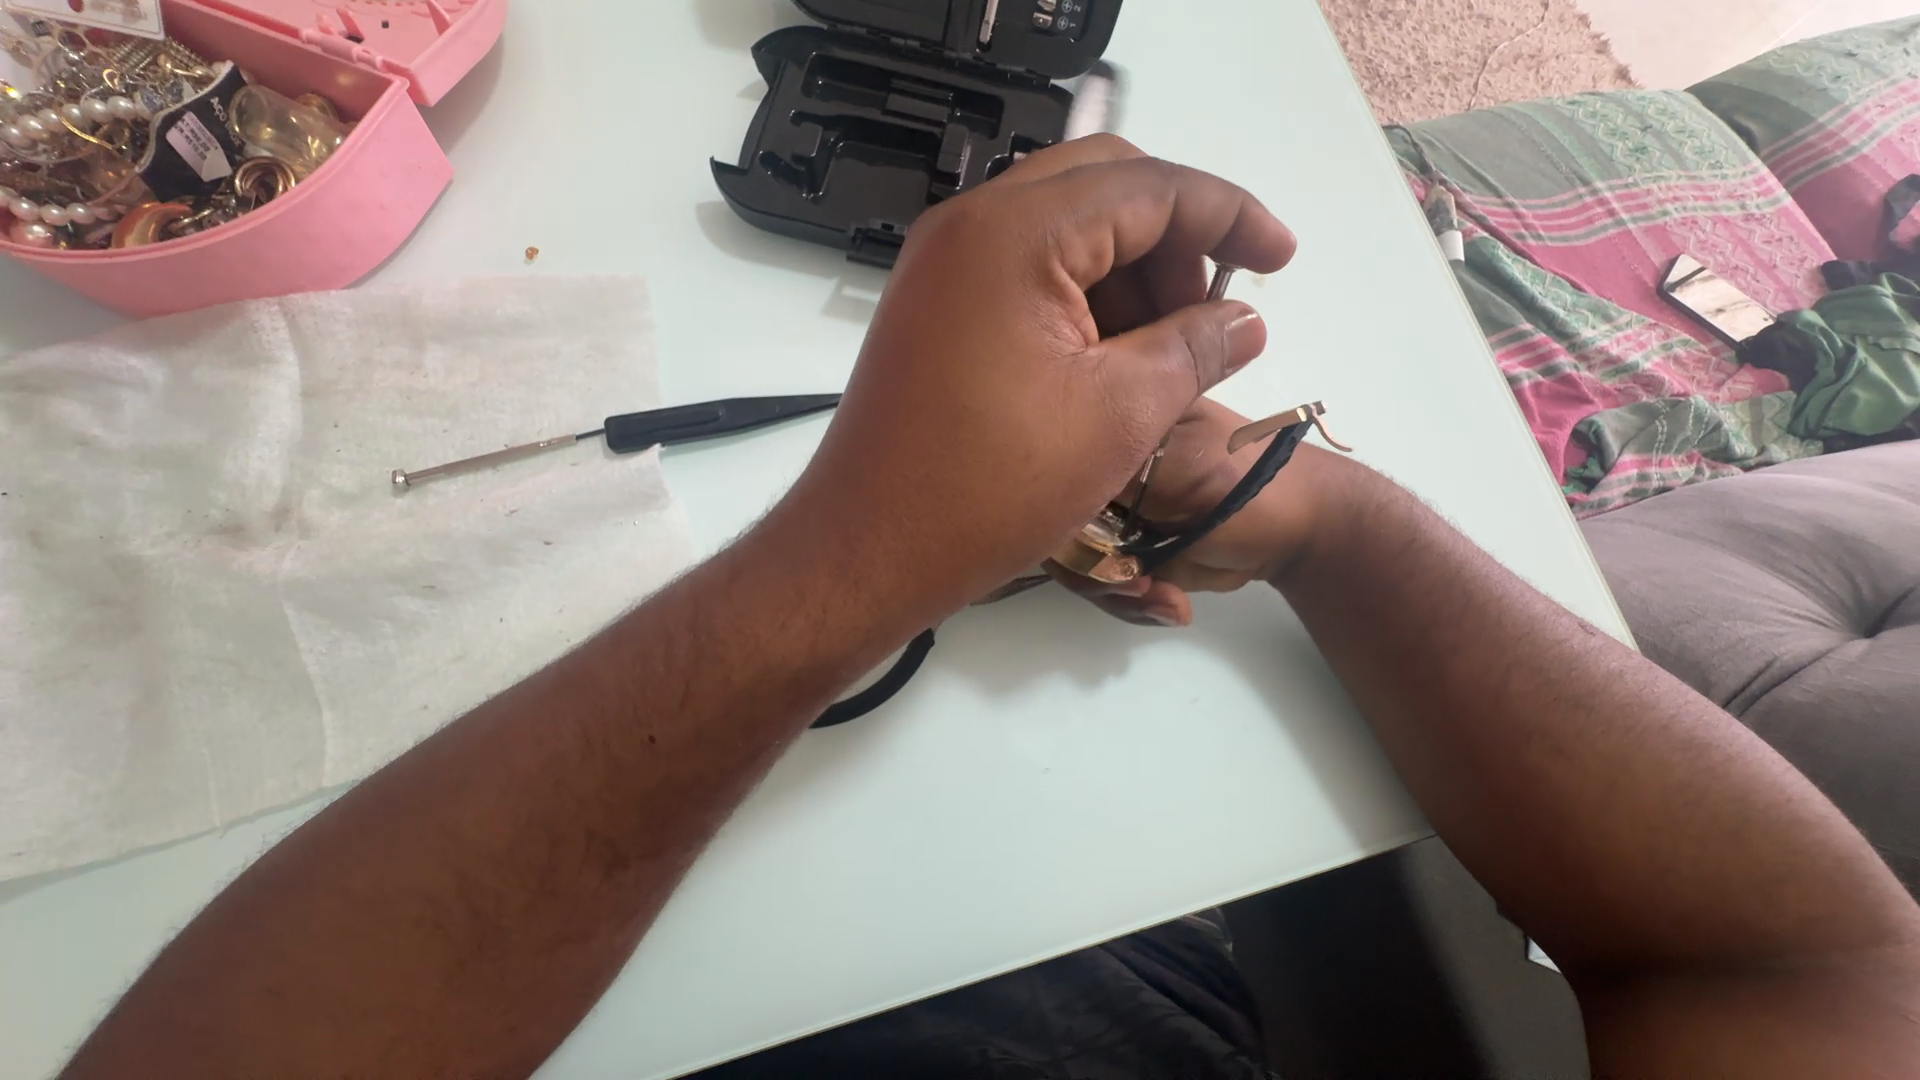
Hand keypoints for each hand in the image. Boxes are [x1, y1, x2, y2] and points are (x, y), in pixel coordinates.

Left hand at [762, 136, 1297, 631]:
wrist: (869, 550)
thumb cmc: (989, 490)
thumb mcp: (1118, 417)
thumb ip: (1193, 348)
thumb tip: (1242, 318)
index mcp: (1014, 235)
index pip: (1148, 186)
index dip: (1229, 216)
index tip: (1281, 256)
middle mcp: (968, 229)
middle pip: (1102, 191)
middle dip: (1173, 241)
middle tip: (1211, 312)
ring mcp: (941, 269)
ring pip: (1061, 233)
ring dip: (1126, 274)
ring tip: (1162, 351)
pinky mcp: (933, 311)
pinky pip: (1022, 275)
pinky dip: (1077, 301)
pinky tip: (1107, 360)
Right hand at [1050, 398, 1346, 627]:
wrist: (1297, 528)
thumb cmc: (1243, 479)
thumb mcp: (1172, 462)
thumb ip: (1108, 465)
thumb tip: (1049, 487)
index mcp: (1107, 415)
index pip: (1049, 461)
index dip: (1058, 507)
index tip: (1098, 540)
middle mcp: (1096, 463)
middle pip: (1052, 520)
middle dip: (1090, 565)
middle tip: (1137, 582)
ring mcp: (1107, 510)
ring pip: (1072, 561)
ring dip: (1116, 591)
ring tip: (1165, 600)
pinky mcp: (1123, 550)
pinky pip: (1102, 586)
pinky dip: (1132, 604)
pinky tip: (1172, 607)